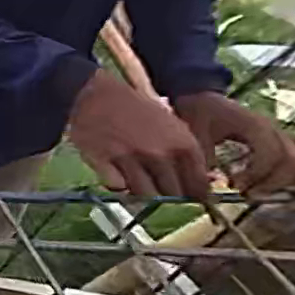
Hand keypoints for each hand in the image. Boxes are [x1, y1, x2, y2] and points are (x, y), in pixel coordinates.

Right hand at [67, 70, 210, 198]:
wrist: (96, 95)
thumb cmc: (136, 109)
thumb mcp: (171, 127)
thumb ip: (184, 153)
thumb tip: (198, 182)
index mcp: (183, 146)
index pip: (198, 186)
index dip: (194, 196)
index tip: (187, 199)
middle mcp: (160, 154)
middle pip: (172, 193)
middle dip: (168, 197)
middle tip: (160, 193)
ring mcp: (130, 158)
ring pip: (145, 194)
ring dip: (142, 193)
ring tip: (138, 187)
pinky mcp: (103, 161)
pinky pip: (116, 186)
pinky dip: (117, 185)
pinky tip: (116, 176)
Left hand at [172, 92, 294, 193]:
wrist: (201, 97)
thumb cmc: (197, 113)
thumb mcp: (194, 134)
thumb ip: (203, 158)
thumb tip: (210, 186)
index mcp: (256, 127)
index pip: (274, 156)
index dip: (259, 176)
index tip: (234, 186)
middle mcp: (276, 131)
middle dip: (273, 183)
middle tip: (245, 193)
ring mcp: (283, 134)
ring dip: (291, 180)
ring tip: (260, 189)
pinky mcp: (284, 139)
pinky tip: (273, 182)